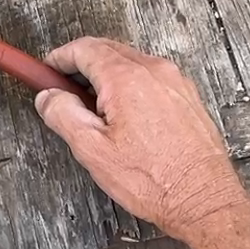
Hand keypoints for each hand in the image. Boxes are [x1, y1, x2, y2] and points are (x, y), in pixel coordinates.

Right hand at [33, 37, 249, 238]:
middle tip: (61, 86)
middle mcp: (154, 72)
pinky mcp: (186, 97)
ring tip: (90, 106)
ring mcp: (175, 82)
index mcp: (127, 80)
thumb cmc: (153, 180)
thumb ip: (62, 115)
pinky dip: (127, 83)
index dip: (59, 57)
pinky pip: (149, 76)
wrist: (203, 200)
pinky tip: (120, 113)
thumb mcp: (91, 150)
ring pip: (129, 61)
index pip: (85, 49)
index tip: (46, 70)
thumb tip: (48, 97)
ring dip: (104, 73)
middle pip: (107, 48)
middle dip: (79, 62)